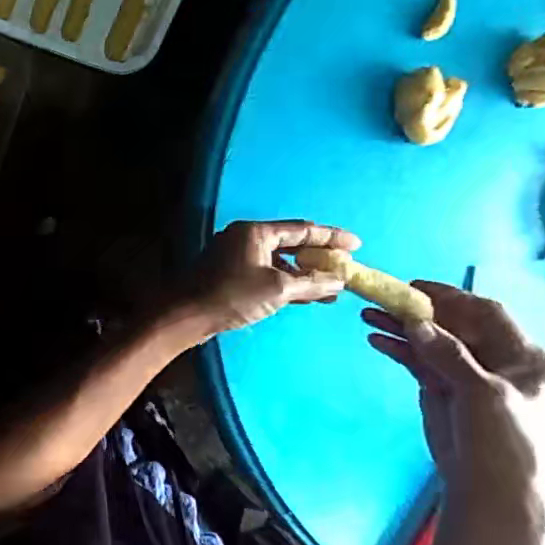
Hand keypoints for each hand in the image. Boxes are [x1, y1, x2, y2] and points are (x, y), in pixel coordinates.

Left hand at [179, 220, 361, 335]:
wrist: (187, 315)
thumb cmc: (233, 296)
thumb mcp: (279, 289)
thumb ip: (312, 282)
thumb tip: (340, 281)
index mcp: (254, 232)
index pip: (301, 229)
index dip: (331, 237)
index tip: (357, 244)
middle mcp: (243, 237)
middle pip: (290, 243)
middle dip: (318, 256)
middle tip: (346, 266)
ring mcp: (234, 254)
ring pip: (278, 260)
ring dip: (304, 273)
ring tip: (332, 289)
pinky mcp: (229, 272)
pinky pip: (266, 271)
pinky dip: (287, 281)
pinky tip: (307, 296)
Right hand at [362, 283, 544, 514]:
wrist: (491, 491)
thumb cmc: (503, 441)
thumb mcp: (482, 395)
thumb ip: (449, 356)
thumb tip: (416, 322)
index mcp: (524, 358)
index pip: (487, 314)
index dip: (452, 297)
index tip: (413, 286)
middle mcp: (496, 361)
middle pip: (453, 325)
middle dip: (418, 311)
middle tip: (382, 299)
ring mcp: (466, 376)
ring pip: (431, 342)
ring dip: (401, 328)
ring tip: (368, 316)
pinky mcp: (443, 391)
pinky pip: (418, 361)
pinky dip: (398, 350)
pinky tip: (377, 341)